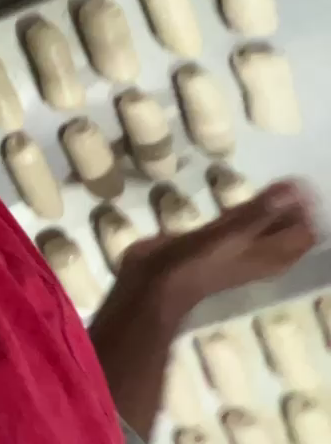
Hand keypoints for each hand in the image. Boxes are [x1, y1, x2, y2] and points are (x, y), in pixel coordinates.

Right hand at [121, 181, 317, 313]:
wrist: (155, 281)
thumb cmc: (195, 262)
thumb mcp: (228, 236)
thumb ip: (258, 213)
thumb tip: (294, 189)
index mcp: (275, 256)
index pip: (304, 230)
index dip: (303, 206)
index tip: (291, 180)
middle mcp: (262, 254)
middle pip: (284, 229)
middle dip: (285, 206)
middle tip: (275, 179)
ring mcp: (235, 250)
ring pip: (259, 227)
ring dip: (260, 208)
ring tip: (252, 185)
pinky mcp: (210, 245)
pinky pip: (233, 227)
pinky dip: (235, 213)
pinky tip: (223, 202)